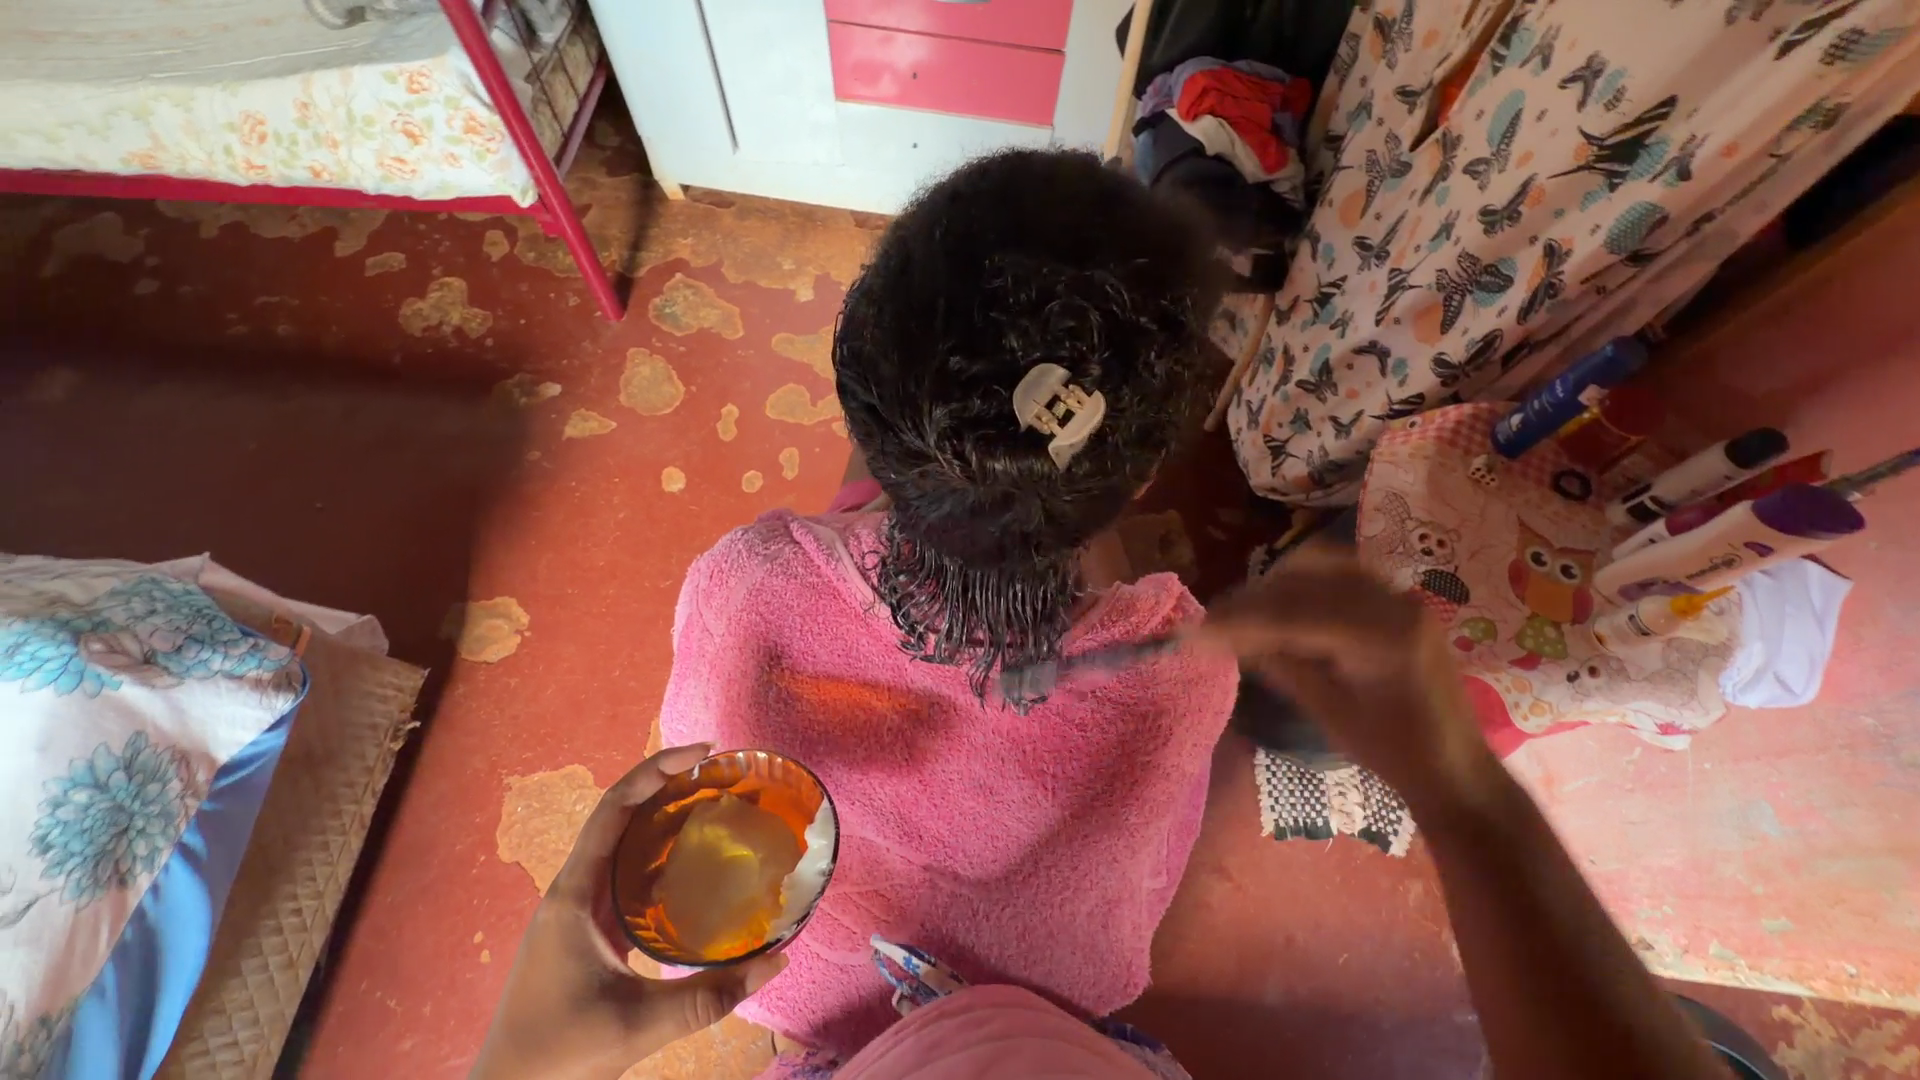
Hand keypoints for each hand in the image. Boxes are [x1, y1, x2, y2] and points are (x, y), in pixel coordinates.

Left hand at [471, 744, 787, 1079]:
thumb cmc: (561, 1054)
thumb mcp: (640, 1025)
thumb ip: (711, 994)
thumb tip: (778, 960)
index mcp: (576, 893)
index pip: (614, 809)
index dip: (655, 770)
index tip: (702, 753)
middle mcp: (574, 889)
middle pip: (619, 816)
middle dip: (667, 786)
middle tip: (719, 777)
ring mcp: (577, 910)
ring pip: (621, 844)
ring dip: (662, 819)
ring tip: (713, 808)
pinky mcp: (586, 931)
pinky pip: (625, 875)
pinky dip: (658, 857)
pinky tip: (692, 868)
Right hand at [1191, 544, 1499, 809]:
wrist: (1455, 766)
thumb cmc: (1393, 753)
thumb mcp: (1329, 712)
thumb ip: (1280, 664)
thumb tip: (1224, 639)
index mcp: (1384, 637)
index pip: (1294, 615)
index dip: (1239, 622)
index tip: (1196, 632)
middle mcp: (1395, 602)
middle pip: (1304, 580)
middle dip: (1251, 599)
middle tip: (1210, 621)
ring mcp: (1399, 596)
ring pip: (1320, 566)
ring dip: (1273, 584)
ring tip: (1239, 611)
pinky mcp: (1396, 599)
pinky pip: (1339, 573)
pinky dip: (1301, 582)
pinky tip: (1277, 603)